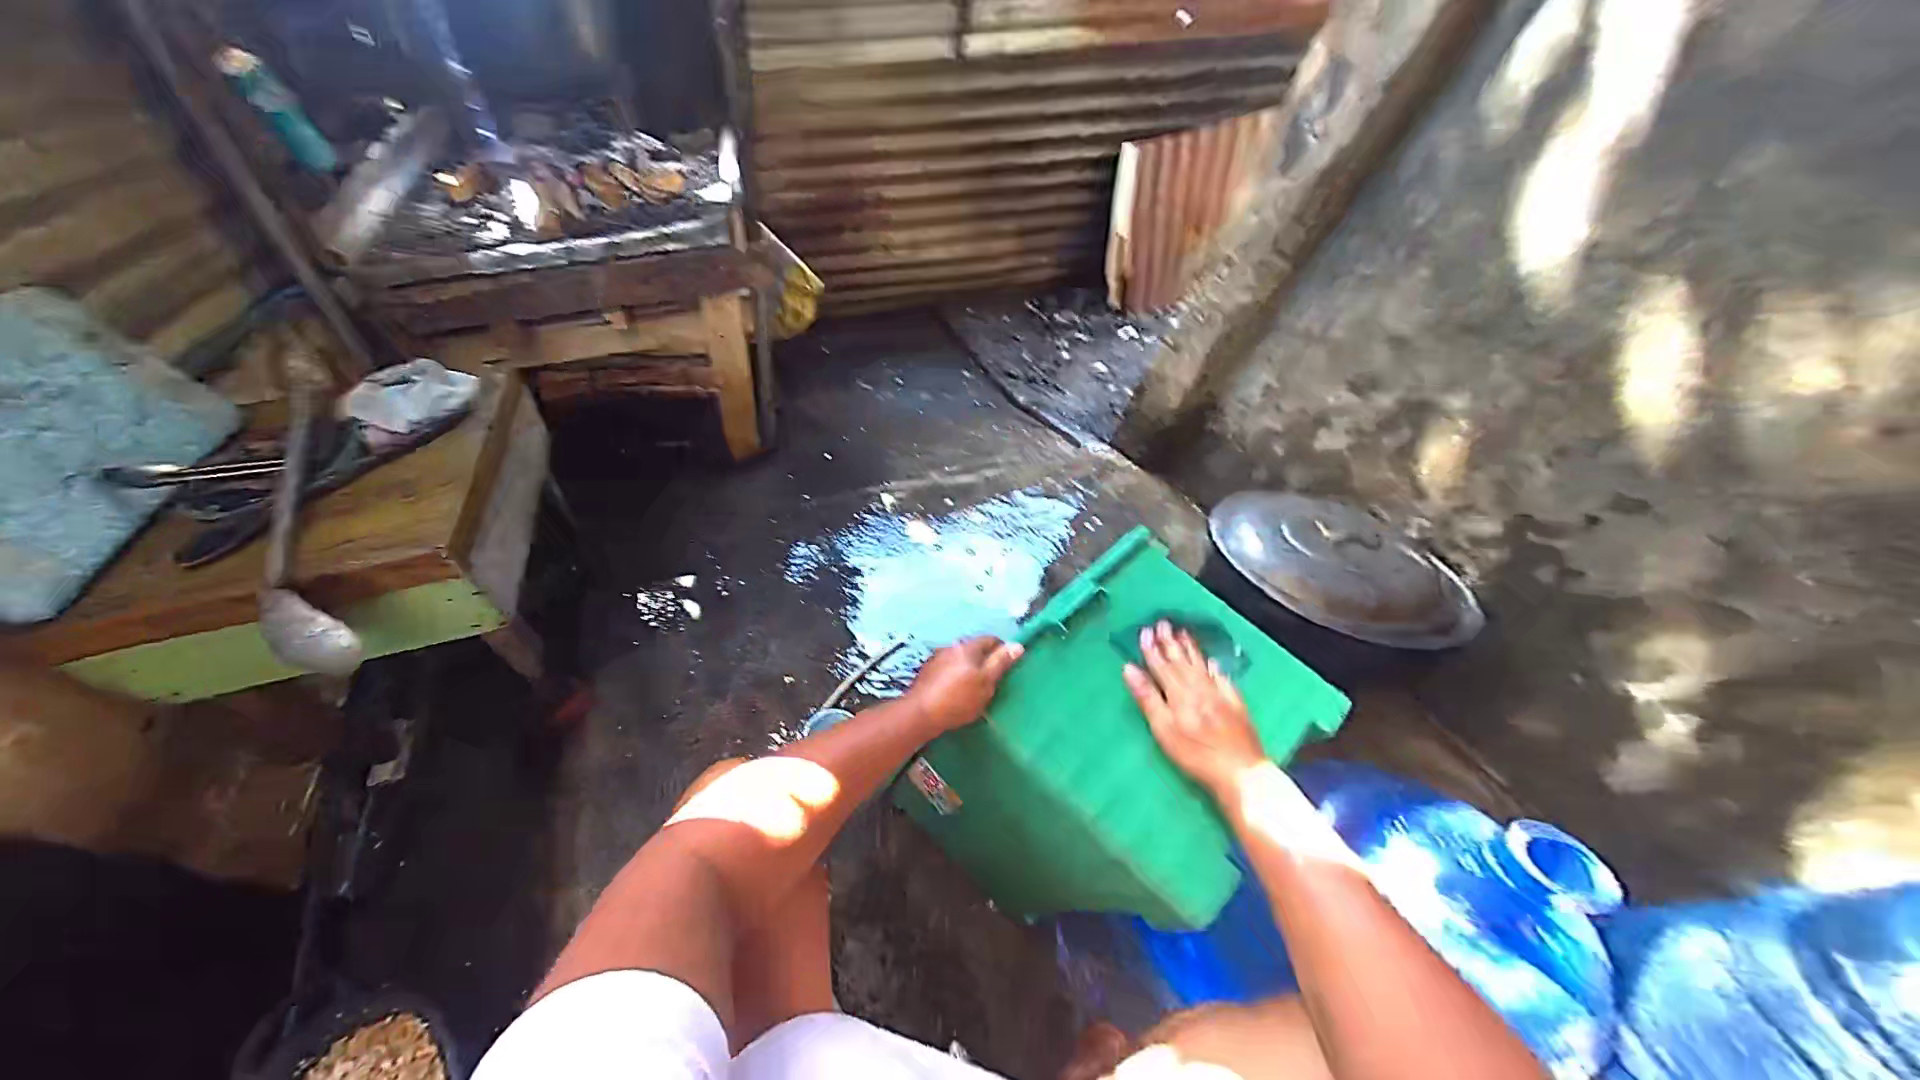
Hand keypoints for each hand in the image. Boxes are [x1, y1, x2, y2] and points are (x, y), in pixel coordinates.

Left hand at [903, 636, 1023, 733]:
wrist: (920, 713)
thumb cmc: (958, 699)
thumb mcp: (986, 683)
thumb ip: (1001, 663)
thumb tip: (1017, 645)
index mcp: (967, 647)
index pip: (991, 640)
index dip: (1002, 651)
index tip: (1007, 668)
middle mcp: (951, 647)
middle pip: (975, 649)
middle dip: (985, 661)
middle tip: (992, 681)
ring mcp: (937, 658)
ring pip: (961, 659)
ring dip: (969, 668)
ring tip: (973, 688)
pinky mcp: (927, 671)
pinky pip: (948, 668)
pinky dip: (956, 675)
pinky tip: (955, 691)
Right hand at [1124, 621, 1266, 797]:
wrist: (1241, 771)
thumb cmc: (1195, 755)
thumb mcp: (1163, 730)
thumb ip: (1147, 697)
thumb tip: (1130, 669)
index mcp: (1178, 694)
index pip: (1161, 666)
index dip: (1152, 649)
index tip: (1145, 631)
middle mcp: (1199, 688)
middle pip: (1181, 661)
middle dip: (1170, 642)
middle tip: (1163, 623)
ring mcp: (1219, 694)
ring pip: (1200, 665)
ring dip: (1190, 648)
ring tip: (1182, 632)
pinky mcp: (1235, 703)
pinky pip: (1221, 678)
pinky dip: (1213, 667)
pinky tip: (1211, 661)